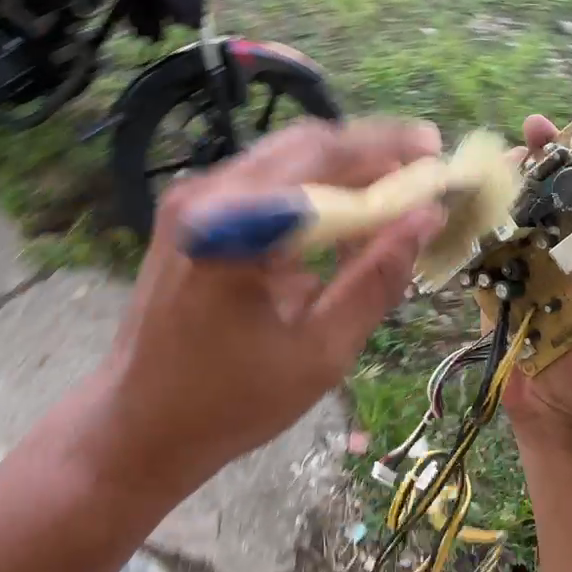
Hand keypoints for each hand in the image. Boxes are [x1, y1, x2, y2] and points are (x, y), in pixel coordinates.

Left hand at [92, 118, 448, 488]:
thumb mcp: (320, 352)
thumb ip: (377, 278)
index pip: (324, 158)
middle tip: (419, 174)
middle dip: (369, 153)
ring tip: (390, 193)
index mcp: (234, 225)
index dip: (386, 149)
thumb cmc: (230, 402)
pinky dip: (308, 188)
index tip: (435, 153)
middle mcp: (207, 194)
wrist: (136, 426)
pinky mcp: (189, 212)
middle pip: (305, 144)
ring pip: (284, 157)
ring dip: (340, 168)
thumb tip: (426, 218)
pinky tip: (339, 216)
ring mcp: (192, 198)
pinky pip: (262, 181)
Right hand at [501, 115, 571, 450]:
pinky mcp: (502, 274)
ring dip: (514, 174)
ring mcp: (536, 258)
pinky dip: (480, 213)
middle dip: (552, 154)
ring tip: (502, 152)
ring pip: (526, 204)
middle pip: (566, 190)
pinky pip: (490, 237)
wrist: (552, 418)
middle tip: (536, 127)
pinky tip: (470, 194)